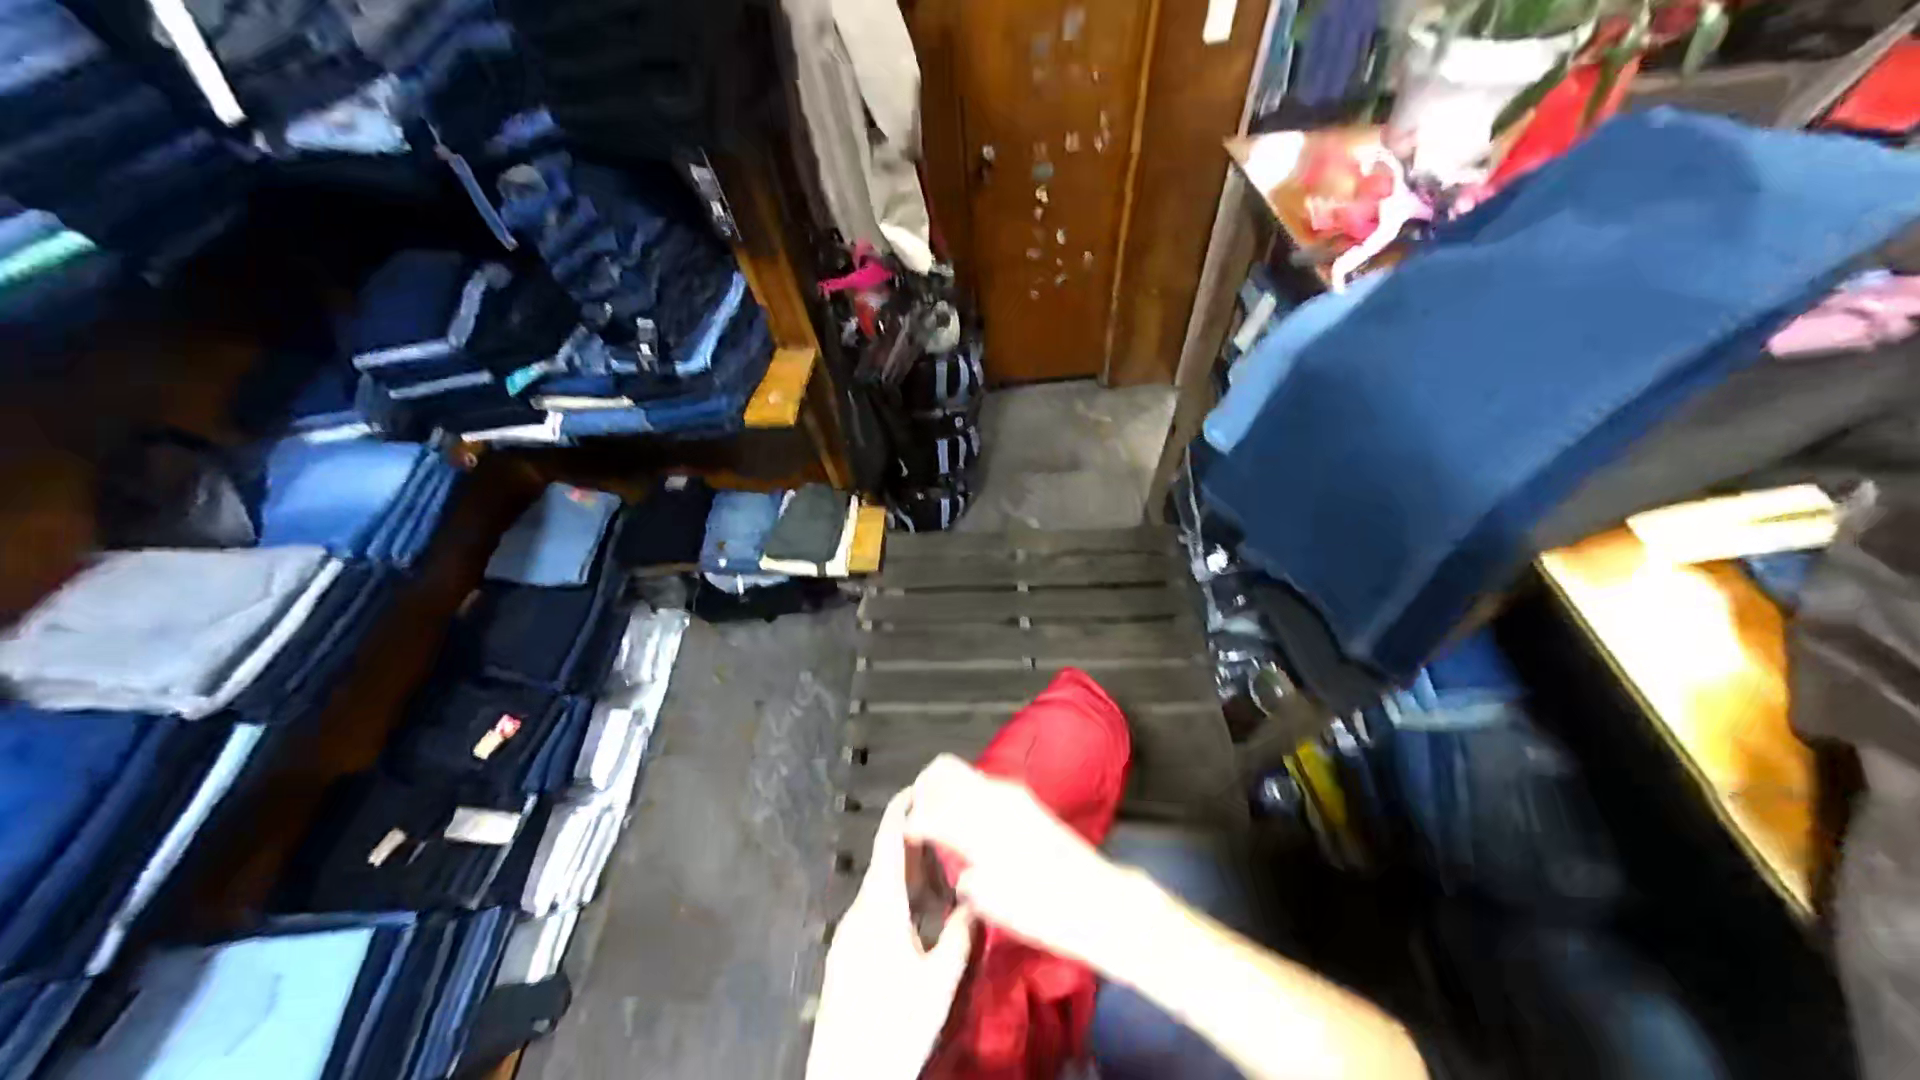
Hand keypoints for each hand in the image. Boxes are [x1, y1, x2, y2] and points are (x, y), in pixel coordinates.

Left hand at [806, 790, 973, 1079]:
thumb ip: (962, 937)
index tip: (920, 785)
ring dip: (908, 871)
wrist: (846, 1074)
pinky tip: (919, 912)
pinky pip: (876, 907)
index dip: (902, 810)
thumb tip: (978, 899)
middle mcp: (861, 910)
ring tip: (940, 866)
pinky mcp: (848, 951)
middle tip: (945, 823)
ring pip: (882, 886)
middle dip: (913, 840)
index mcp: (881, 907)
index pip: (889, 843)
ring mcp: (850, 931)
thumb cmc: (895, 1025)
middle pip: (886, 861)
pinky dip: (899, 895)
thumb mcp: (939, 985)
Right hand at [903, 755, 1126, 964]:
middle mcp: (996, 798)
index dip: (913, 821)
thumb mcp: (998, 903)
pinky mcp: (1026, 801)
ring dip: (943, 789)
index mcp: (984, 825)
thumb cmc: (1047, 912)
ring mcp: (1013, 794)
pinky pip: (981, 784)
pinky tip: (964, 822)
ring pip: (962, 773)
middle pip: (943, 770)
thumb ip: (969, 877)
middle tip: (916, 816)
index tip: (906, 836)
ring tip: (935, 819)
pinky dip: (964, 794)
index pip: (931, 808)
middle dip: (923, 789)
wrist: (1098, 900)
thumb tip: (956, 868)